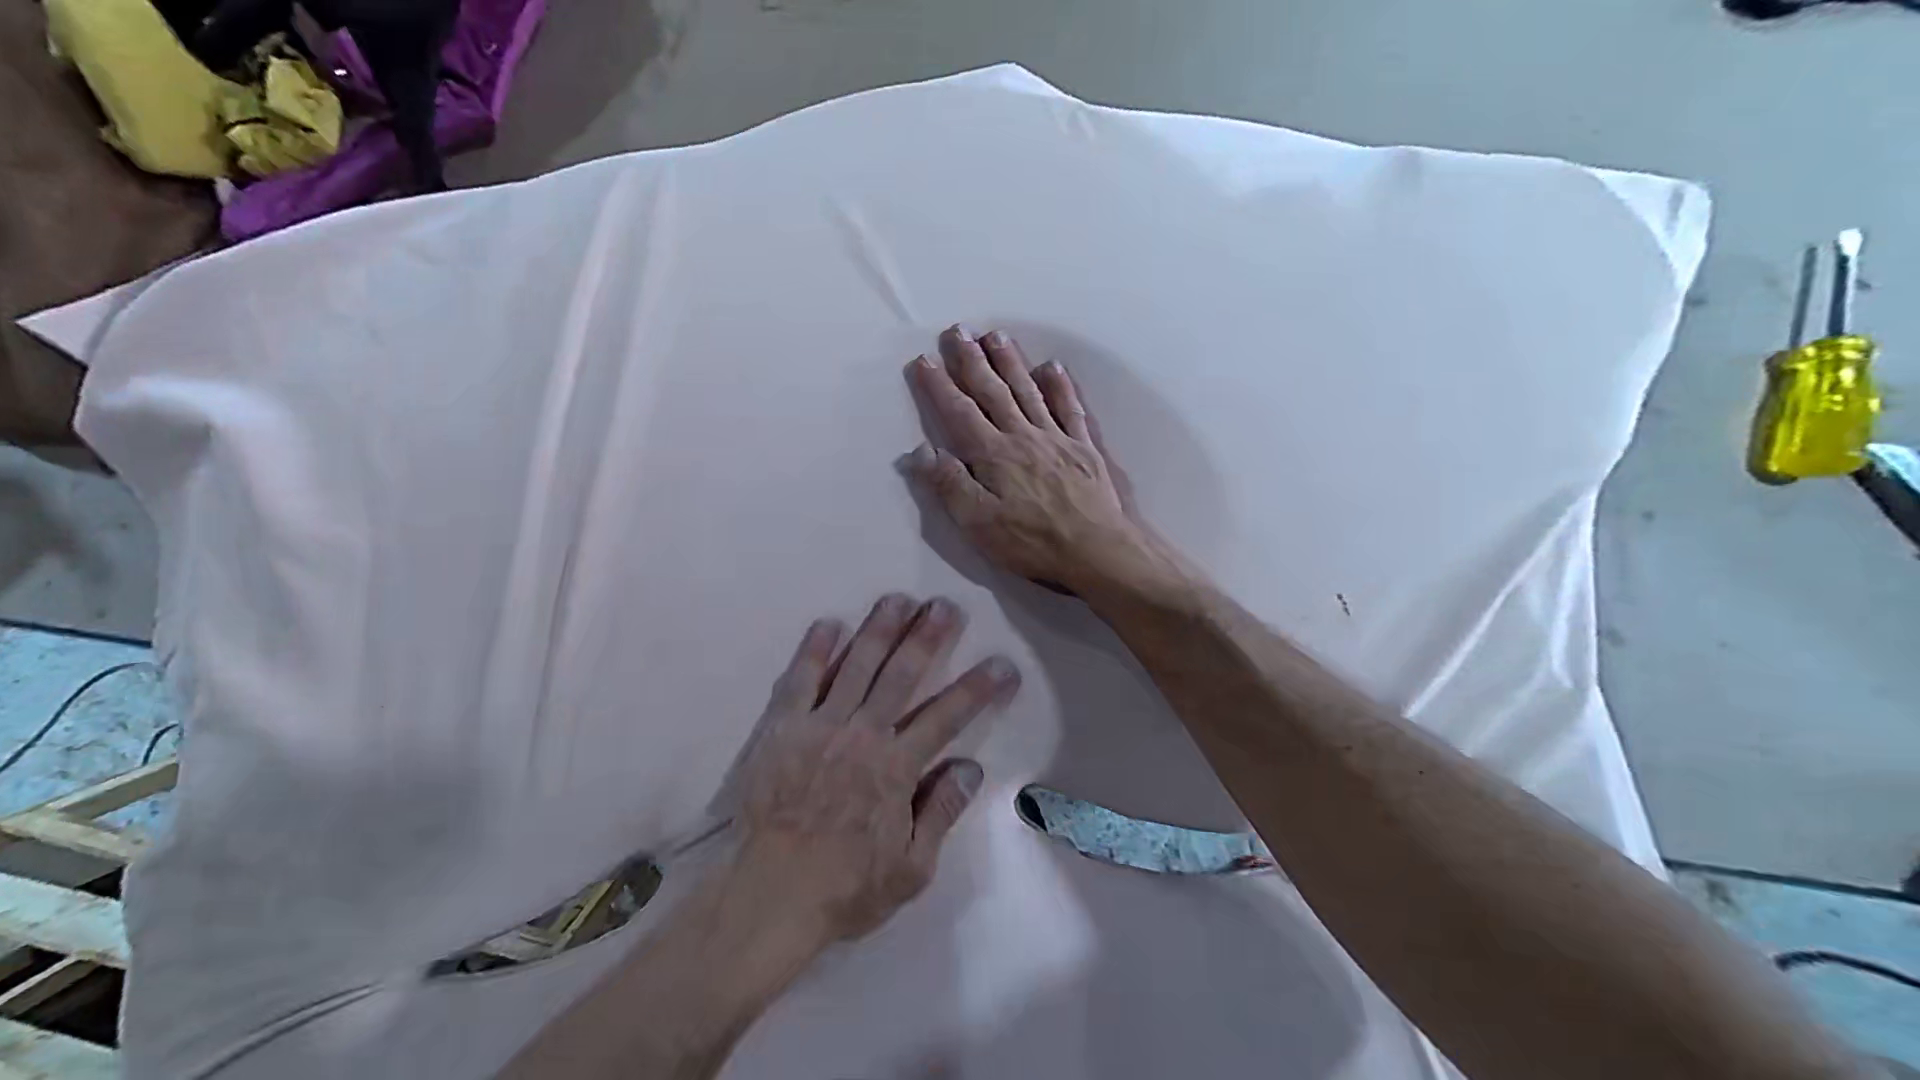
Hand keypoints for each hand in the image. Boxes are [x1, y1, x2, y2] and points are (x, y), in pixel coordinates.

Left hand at [734, 594, 1018, 943]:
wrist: (764, 895)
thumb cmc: (842, 888)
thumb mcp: (909, 870)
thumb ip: (941, 814)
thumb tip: (971, 767)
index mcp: (896, 768)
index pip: (948, 717)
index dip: (979, 689)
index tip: (1002, 665)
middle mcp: (863, 735)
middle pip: (902, 674)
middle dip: (928, 637)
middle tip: (946, 606)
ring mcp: (819, 725)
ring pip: (856, 665)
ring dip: (879, 629)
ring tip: (898, 599)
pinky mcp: (781, 727)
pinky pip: (800, 679)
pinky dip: (815, 649)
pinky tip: (829, 623)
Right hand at [906, 326, 1181, 597]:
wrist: (1096, 550)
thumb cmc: (1032, 542)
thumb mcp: (978, 524)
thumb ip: (949, 485)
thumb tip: (923, 450)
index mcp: (993, 455)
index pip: (959, 412)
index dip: (939, 386)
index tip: (924, 359)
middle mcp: (1022, 436)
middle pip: (993, 392)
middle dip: (972, 360)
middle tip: (958, 330)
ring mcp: (1056, 439)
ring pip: (1028, 391)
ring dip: (1010, 362)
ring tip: (996, 335)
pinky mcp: (1083, 448)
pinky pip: (1070, 409)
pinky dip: (1060, 386)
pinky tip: (1052, 367)